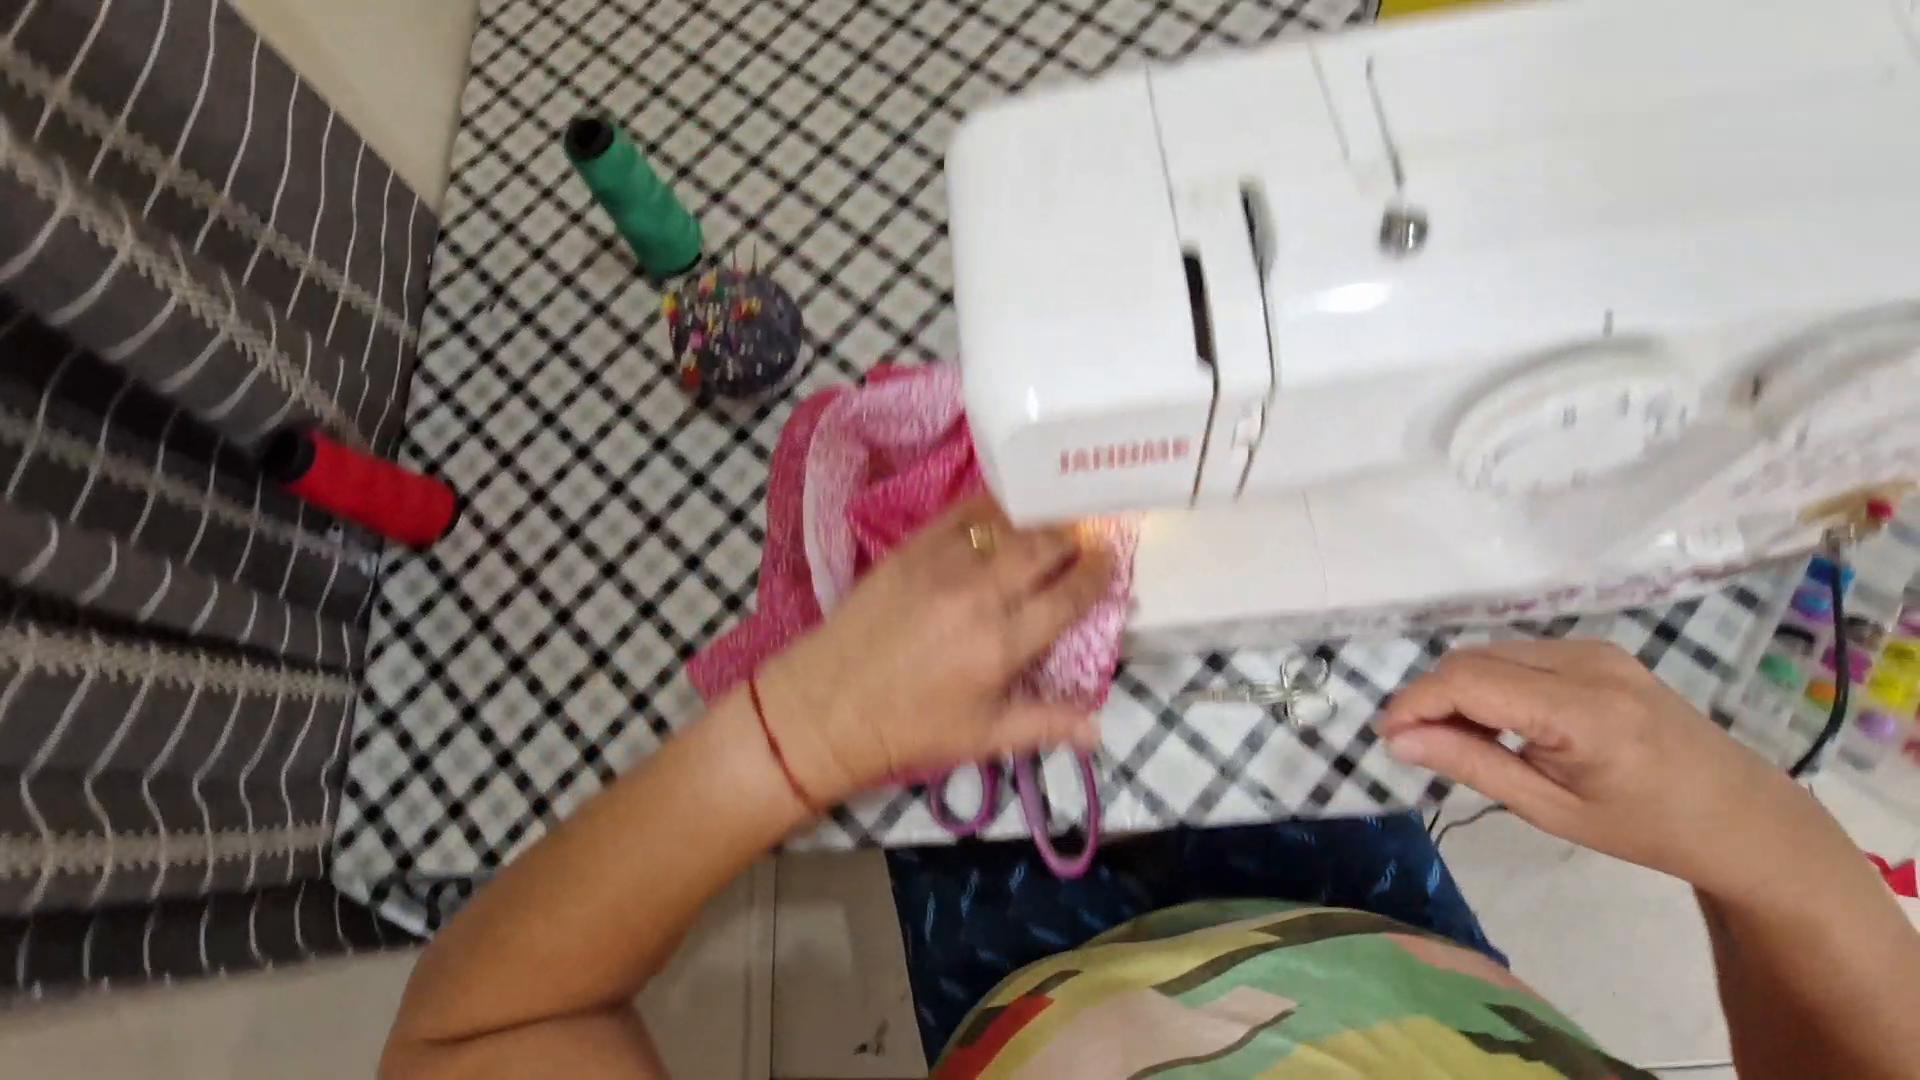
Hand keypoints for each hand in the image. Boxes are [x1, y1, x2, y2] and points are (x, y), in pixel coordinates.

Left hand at [753, 494, 1113, 805]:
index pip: (1068, 596)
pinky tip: (1002, 512)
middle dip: (1072, 537)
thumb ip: (1047, 724)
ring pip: (1006, 523)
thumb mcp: (984, 736)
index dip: (1097, 573)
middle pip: (1044, 546)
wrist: (828, 706)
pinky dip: (991, 508)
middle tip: (1083, 537)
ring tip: (1050, 521)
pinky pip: (962, 513)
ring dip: (1036, 519)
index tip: (1110, 558)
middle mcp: (979, 594)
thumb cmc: (911, 727)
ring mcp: (942, 563)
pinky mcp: (910, 548)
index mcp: (1002, 644)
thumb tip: (1101, 730)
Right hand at [1379, 640, 1840, 898]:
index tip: (1386, 736)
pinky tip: (1500, 721)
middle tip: (1422, 744)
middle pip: (1471, 659)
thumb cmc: (1648, 828)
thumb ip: (1470, 765)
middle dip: (1432, 697)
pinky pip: (1514, 653)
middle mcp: (1589, 663)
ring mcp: (1595, 650)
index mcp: (1584, 711)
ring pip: (1487, 652)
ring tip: (1464, 738)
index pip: (1467, 681)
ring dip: (1458, 689)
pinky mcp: (1597, 650)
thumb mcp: (1550, 810)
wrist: (1747, 818)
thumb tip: (1396, 740)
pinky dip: (1488, 682)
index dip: (1414, 702)